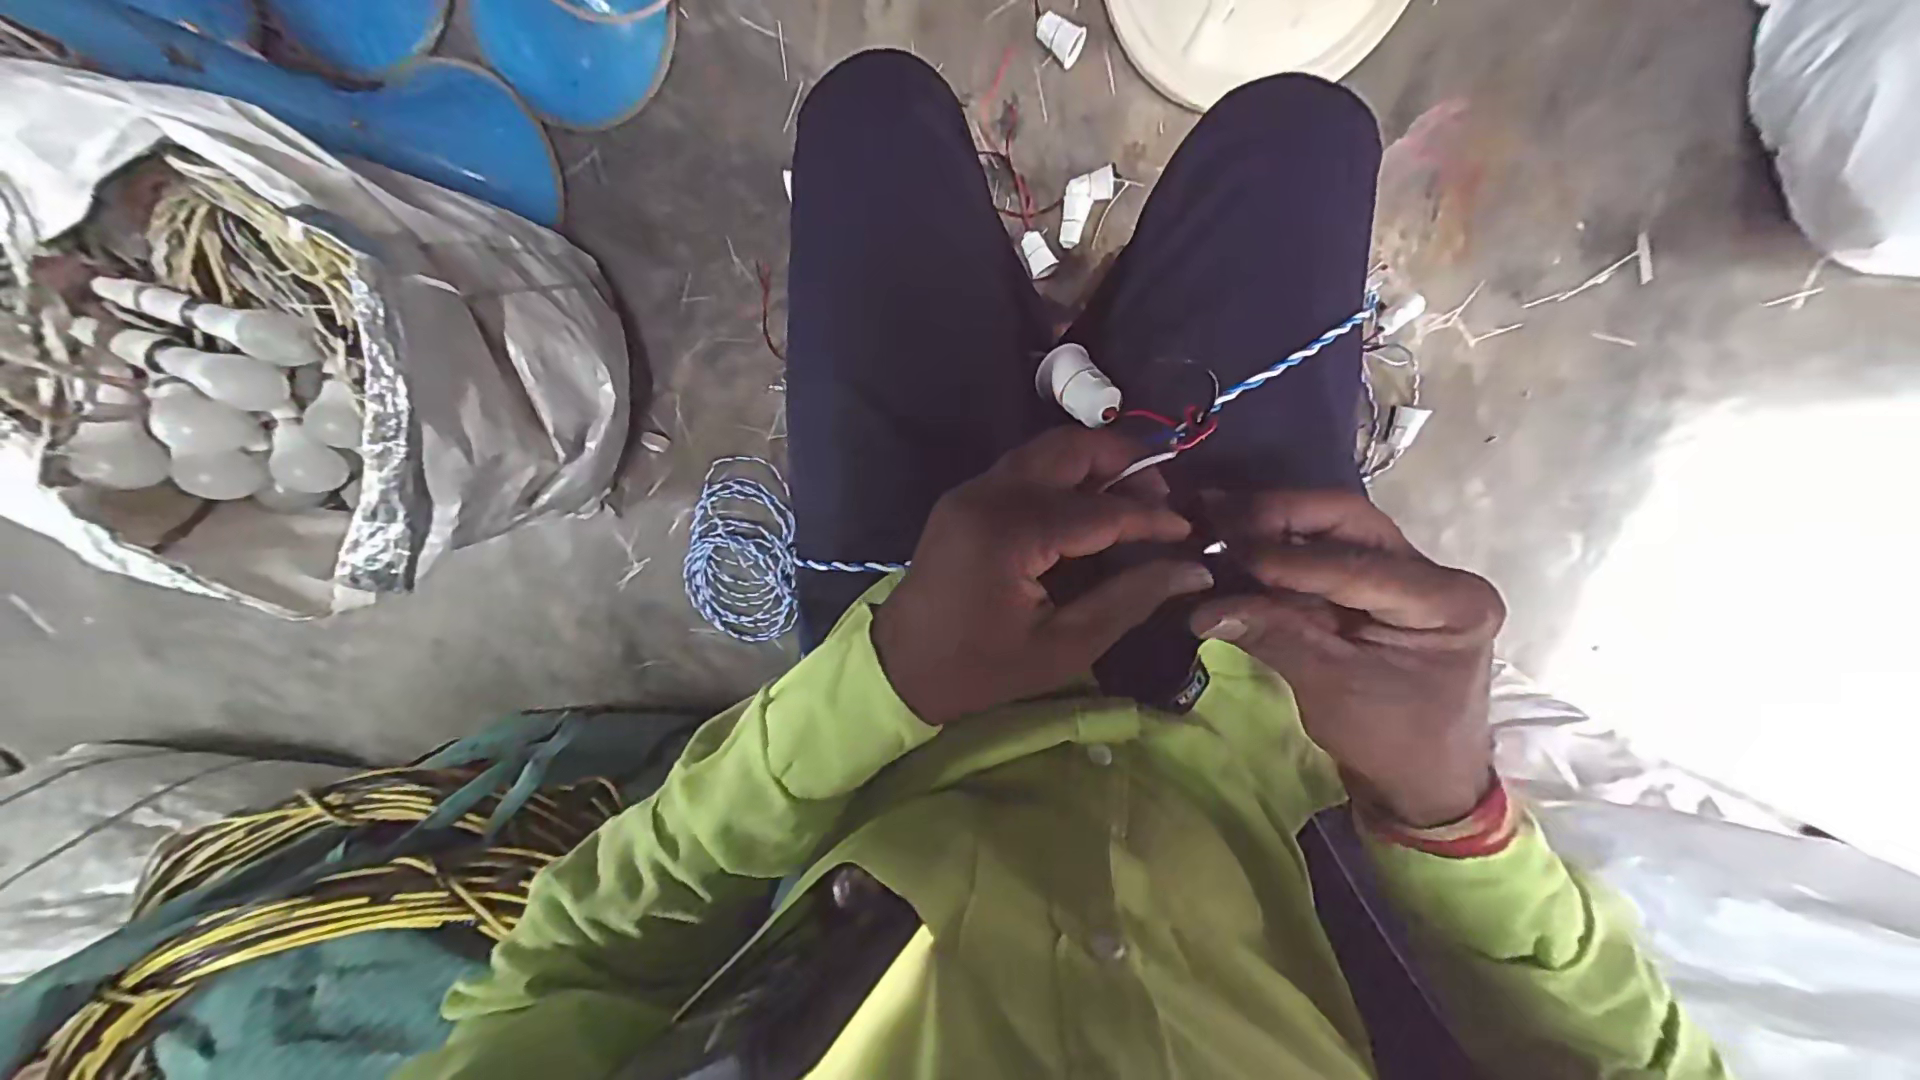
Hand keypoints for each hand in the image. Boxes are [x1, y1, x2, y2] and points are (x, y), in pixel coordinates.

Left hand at [871, 427, 1213, 724]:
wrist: (900, 667)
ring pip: (1045, 452)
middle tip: (1163, 497)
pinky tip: (1088, 509)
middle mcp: (987, 495)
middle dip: (1123, 461)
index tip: (1189, 530)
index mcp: (1008, 532)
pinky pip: (1024, 471)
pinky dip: (1063, 478)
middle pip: (1068, 449)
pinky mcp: (964, 499)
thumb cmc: (979, 668)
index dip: (1150, 517)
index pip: (1098, 509)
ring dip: (1093, 465)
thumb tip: (1190, 567)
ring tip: (1133, 500)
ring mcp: (970, 492)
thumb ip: (1128, 600)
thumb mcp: (1062, 646)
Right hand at [1188, 491, 1503, 826]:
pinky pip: (1312, 551)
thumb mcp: (1332, 689)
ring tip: (1211, 514)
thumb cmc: (1391, 739)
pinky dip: (1267, 545)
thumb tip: (1203, 610)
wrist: (1417, 774)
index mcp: (1448, 601)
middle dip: (1278, 515)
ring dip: (1267, 521)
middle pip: (1346, 521)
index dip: (1289, 558)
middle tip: (1216, 511)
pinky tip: (1227, 538)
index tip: (1230, 551)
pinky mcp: (1364, 581)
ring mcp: (1396, 570)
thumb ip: (1273, 637)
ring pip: (1326, 526)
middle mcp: (1428, 571)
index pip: (1358, 564)